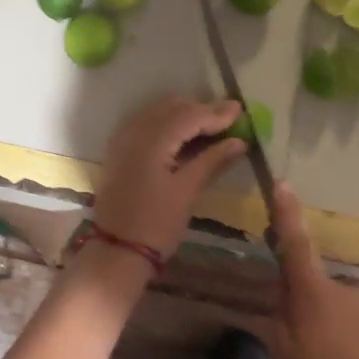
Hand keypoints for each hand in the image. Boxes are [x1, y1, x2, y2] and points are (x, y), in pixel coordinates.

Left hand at [92, 95, 249, 258]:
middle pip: (171, 108)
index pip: (188, 115)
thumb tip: (240, 141)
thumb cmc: (156, 224)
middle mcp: (134, 131)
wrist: (116, 250)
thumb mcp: (187, 191)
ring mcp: (122, 140)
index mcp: (152, 140)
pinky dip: (166, 124)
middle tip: (228, 120)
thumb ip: (212, 161)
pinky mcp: (118, 152)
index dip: (216, 113)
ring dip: (183, 115)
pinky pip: (144, 125)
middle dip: (200, 110)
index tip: (241, 111)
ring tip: (210, 127)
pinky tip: (182, 136)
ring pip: (157, 113)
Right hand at [264, 183, 358, 358]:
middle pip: (314, 289)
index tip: (283, 184)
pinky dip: (350, 347)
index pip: (296, 246)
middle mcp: (348, 293)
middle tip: (297, 351)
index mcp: (315, 296)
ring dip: (328, 332)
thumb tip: (285, 297)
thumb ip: (280, 320)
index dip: (287, 216)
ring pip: (337, 312)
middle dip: (303, 308)